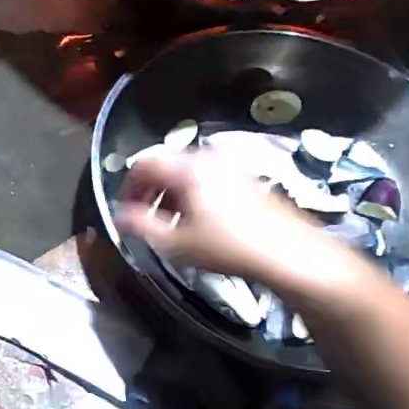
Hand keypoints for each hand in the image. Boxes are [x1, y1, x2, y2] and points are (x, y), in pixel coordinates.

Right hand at [115, 149, 377, 301]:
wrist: (287, 252)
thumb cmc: (228, 247)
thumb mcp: (176, 244)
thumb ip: (141, 226)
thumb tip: (121, 216)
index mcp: (187, 166)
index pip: (144, 162)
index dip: (129, 186)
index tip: (126, 210)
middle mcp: (208, 157)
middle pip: (166, 163)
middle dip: (151, 190)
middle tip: (146, 218)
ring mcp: (231, 164)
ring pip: (188, 171)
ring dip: (172, 193)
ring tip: (172, 224)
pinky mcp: (246, 177)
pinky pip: (208, 176)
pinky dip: (194, 193)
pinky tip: (200, 221)